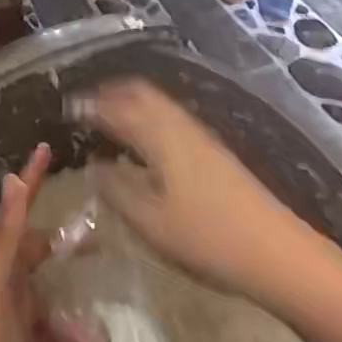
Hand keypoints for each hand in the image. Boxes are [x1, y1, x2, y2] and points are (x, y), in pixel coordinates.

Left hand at [0, 143, 92, 341]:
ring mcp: (10, 310)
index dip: (30, 176)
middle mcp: (1, 277)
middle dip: (65, 242)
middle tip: (95, 238)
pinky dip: (69, 335)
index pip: (15, 206)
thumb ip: (5, 235)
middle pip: (37, 248)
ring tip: (97, 315)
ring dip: (72, 302)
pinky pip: (49, 330)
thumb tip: (12, 178)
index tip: (46, 148)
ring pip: (48, 293)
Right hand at [84, 81, 341, 303]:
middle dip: (110, 92)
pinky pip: (169, 114)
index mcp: (158, 135)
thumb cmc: (206, 236)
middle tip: (86, 104)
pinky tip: (145, 139)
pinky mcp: (212, 147)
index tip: (66, 107)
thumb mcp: (151, 221)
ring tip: (109, 116)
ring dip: (130, 100)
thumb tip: (92, 166)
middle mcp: (178, 123)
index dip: (88, 104)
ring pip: (157, 100)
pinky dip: (147, 113)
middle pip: (139, 91)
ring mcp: (199, 132)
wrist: (276, 250)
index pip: (115, 107)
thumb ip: (116, 189)